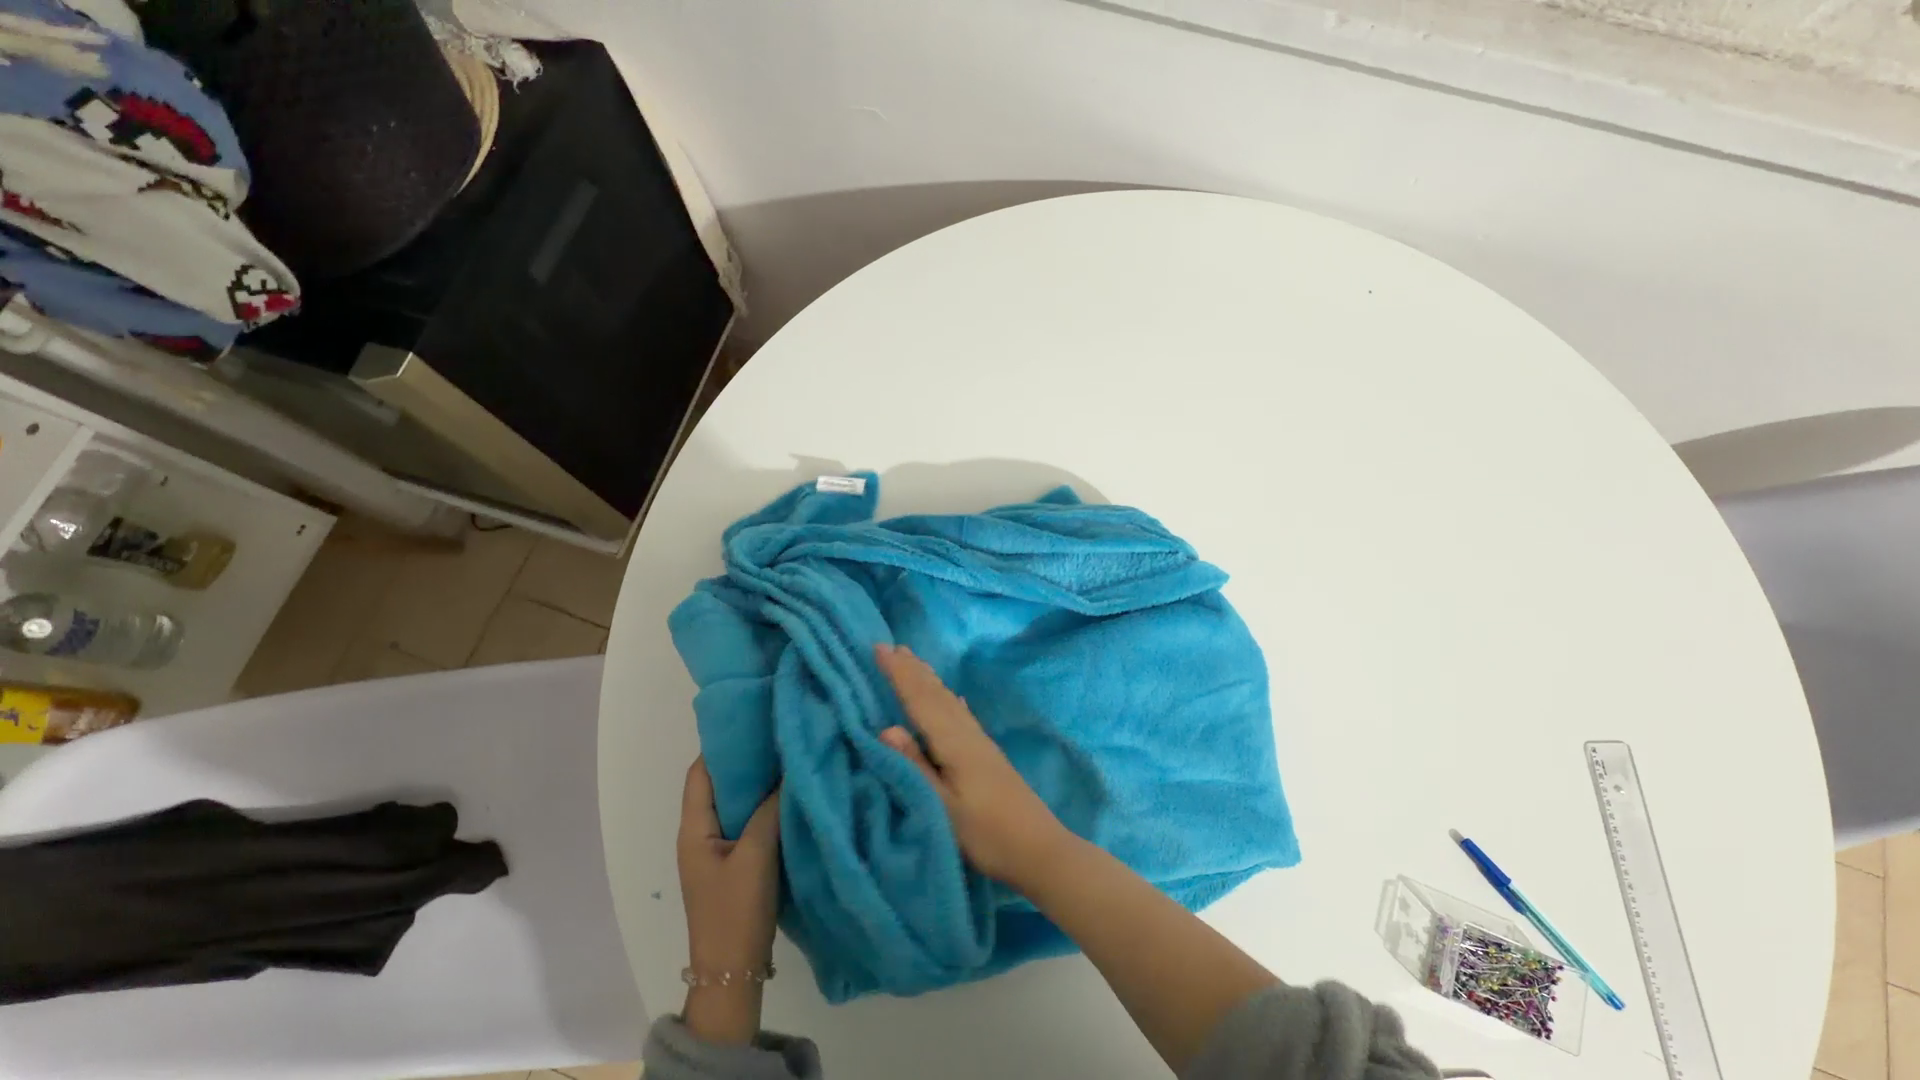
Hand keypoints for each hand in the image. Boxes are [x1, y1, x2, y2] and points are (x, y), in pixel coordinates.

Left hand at [676, 758, 780, 1043]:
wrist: (733, 973)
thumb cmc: (735, 911)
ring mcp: (719, 852)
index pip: (701, 772)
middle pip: (720, 785)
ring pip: (738, 805)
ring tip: (791, 758)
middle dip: (747, 760)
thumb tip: (789, 771)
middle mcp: (701, 834)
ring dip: (759, 785)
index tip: (755, 719)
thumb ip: (770, 811)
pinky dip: (767, 808)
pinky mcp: (737, 866)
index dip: (724, 743)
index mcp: (694, 828)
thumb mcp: (755, 857)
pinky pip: (750, 825)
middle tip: (782, 734)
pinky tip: (793, 798)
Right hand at [875, 643, 1076, 889]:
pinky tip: (957, 700)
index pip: (921, 701)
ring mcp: (982, 745)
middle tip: (893, 645)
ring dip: (931, 681)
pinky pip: (963, 715)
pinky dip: (953, 702)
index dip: (899, 675)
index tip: (879, 648)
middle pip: (937, 695)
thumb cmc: (986, 834)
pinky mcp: (990, 757)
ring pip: (951, 703)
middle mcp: (969, 735)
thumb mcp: (943, 806)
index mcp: (954, 743)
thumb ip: (915, 767)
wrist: (1040, 851)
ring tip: (917, 663)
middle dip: (914, 671)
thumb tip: (886, 727)